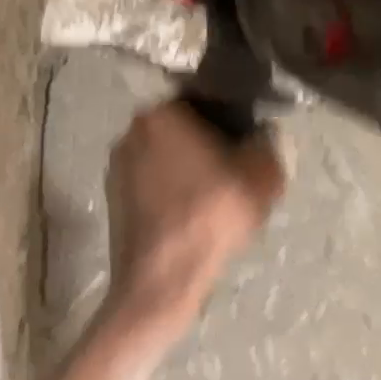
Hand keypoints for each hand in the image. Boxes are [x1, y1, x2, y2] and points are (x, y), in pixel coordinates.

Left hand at [102, 101, 285, 328]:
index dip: (231, 119)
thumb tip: (265, 137)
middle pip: (181, 130)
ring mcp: (116, 166)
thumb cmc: (210, 218)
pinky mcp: (112, 199)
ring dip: (188, 170)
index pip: (205, 101)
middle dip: (207, 145)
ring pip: (165, 158)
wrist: (160, 278)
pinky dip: (170, 193)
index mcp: (161, 113)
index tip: (248, 141)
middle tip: (235, 169)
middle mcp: (131, 131)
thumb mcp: (261, 178)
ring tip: (215, 197)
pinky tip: (191, 215)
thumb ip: (268, 146)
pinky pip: (151, 185)